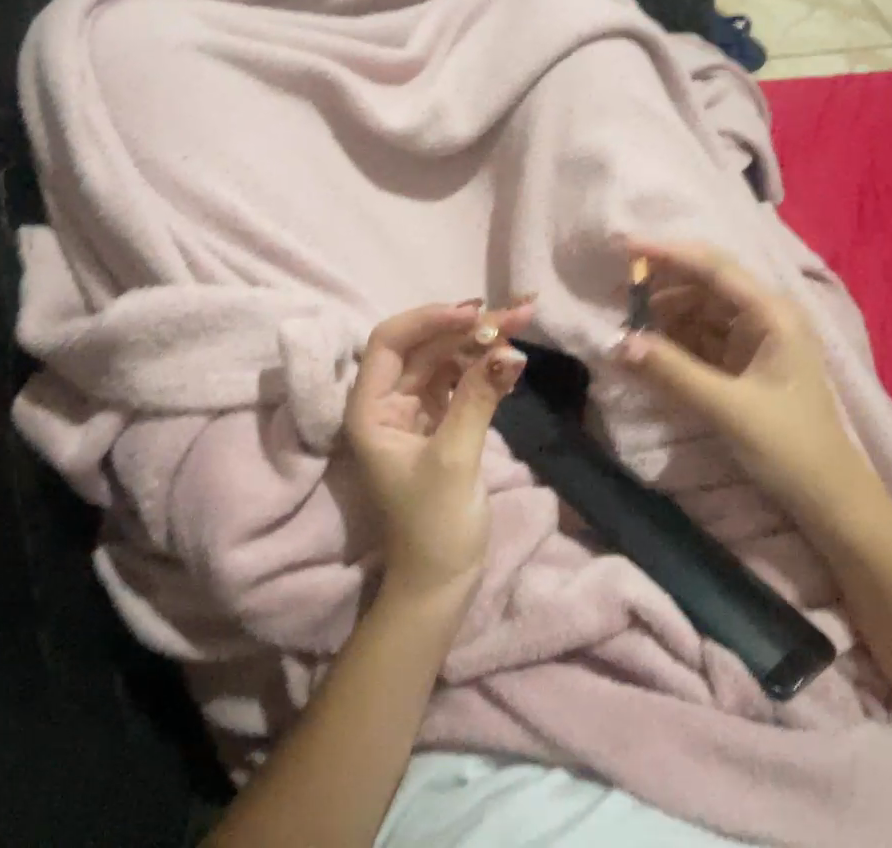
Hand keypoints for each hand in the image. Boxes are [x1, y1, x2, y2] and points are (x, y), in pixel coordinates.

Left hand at [343, 300, 531, 598]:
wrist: (441, 579)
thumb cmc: (433, 525)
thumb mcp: (454, 459)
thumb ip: (478, 400)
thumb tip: (510, 351)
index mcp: (369, 410)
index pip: (388, 343)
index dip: (428, 320)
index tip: (474, 314)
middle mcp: (387, 404)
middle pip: (423, 348)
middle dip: (467, 329)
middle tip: (518, 312)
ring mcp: (415, 413)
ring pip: (444, 362)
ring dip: (480, 344)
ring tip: (522, 325)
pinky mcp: (441, 424)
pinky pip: (460, 383)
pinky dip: (484, 369)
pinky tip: (511, 358)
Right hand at [611, 237, 886, 522]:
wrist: (828, 498)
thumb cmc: (789, 447)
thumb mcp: (726, 408)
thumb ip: (671, 371)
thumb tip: (616, 342)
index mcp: (772, 315)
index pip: (713, 268)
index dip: (666, 253)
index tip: (622, 247)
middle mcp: (764, 319)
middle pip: (704, 286)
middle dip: (659, 286)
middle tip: (613, 292)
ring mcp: (753, 343)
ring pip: (698, 313)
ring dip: (662, 315)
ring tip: (622, 321)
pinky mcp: (742, 368)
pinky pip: (700, 341)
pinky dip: (672, 341)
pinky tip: (645, 345)